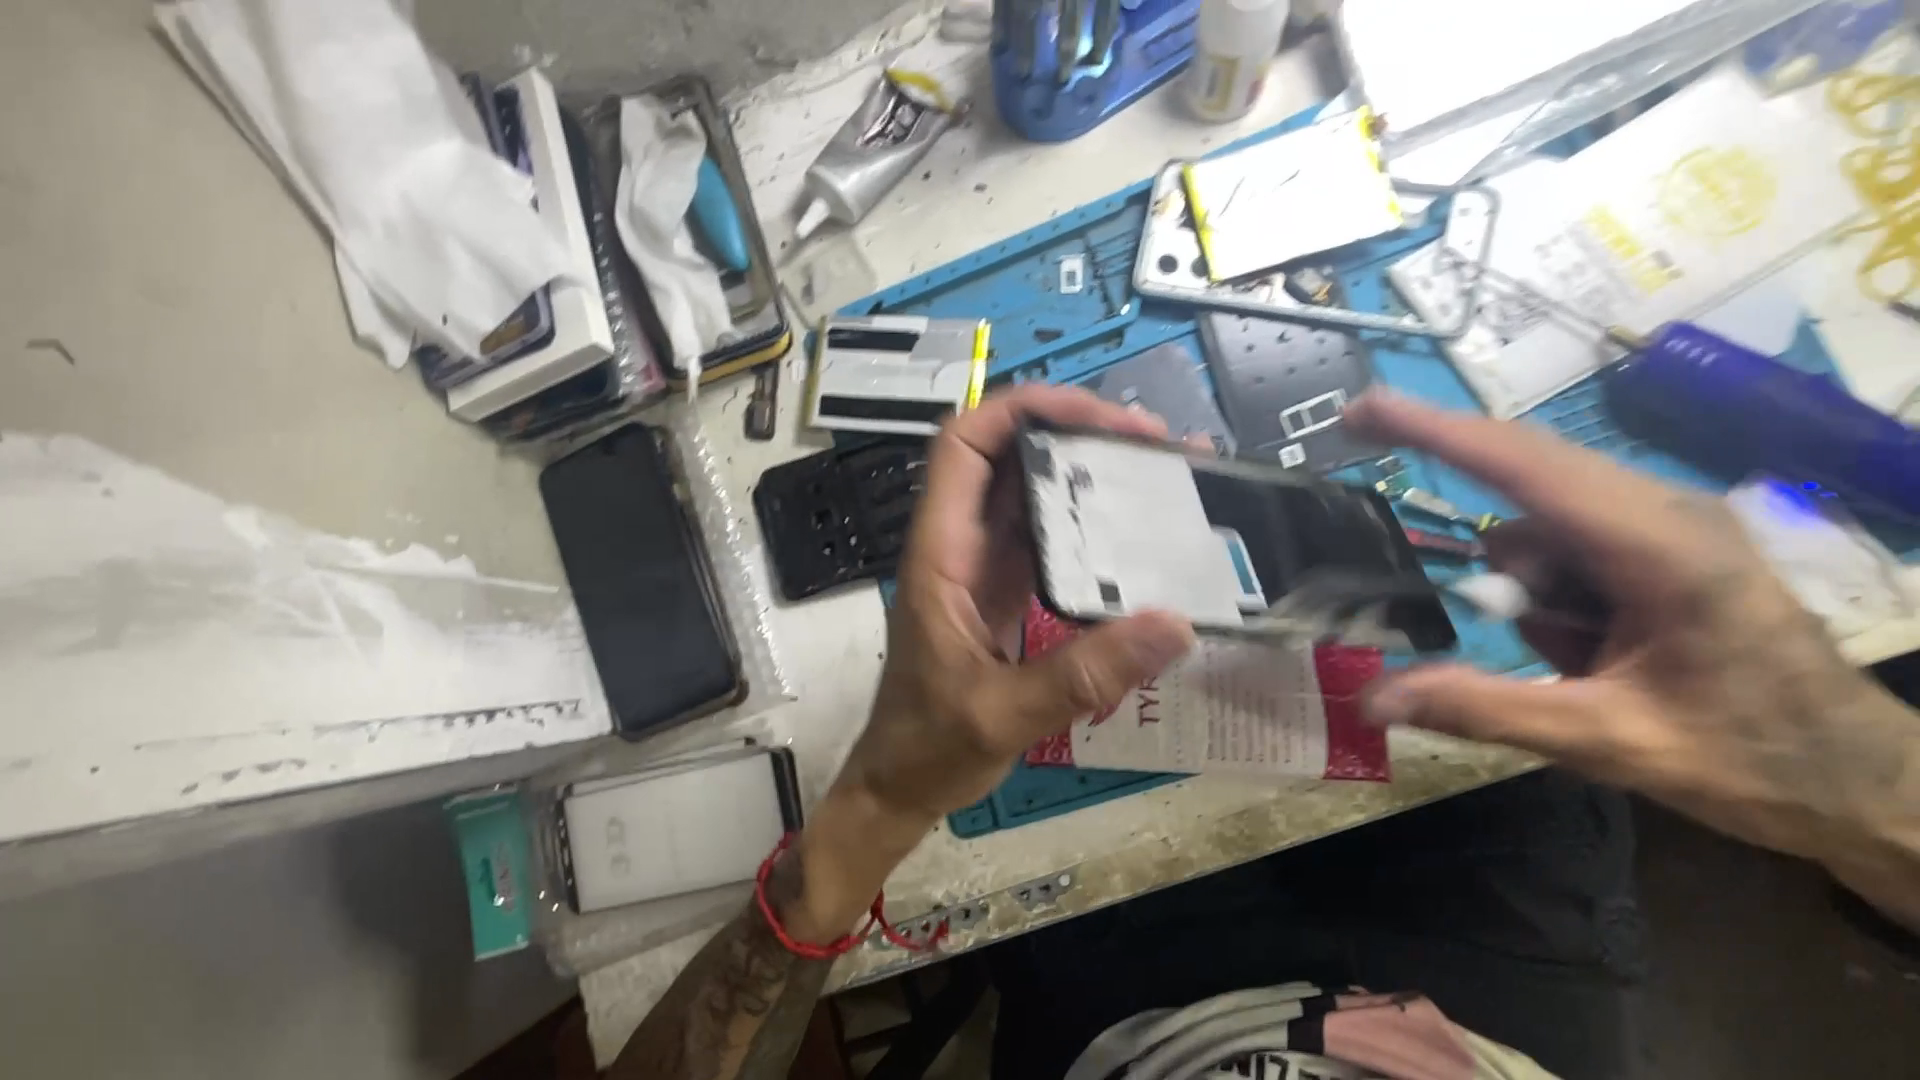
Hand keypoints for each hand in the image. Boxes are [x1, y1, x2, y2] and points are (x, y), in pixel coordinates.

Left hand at [836, 385, 1195, 828]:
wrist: (900, 785)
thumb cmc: (928, 748)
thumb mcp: (1003, 716)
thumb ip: (1083, 674)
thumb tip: (1175, 625)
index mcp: (941, 554)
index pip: (964, 446)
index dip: (1022, 409)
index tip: (1098, 415)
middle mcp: (959, 546)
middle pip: (1005, 456)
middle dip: (1072, 432)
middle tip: (1152, 443)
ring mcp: (980, 566)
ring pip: (1028, 492)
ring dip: (1084, 471)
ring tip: (1157, 471)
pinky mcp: (1001, 591)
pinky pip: (1045, 537)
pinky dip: (1087, 522)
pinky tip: (1136, 530)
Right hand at [1346, 390, 1919, 917]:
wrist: (1862, 780)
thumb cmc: (1750, 759)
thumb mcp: (1604, 742)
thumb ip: (1480, 709)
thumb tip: (1371, 697)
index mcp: (1658, 544)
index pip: (1522, 463)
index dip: (1432, 429)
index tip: (1359, 410)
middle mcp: (1660, 510)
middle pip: (1523, 494)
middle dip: (1506, 571)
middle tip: (1542, 643)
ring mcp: (1662, 521)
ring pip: (1536, 530)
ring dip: (1533, 597)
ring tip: (1591, 665)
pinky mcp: (1658, 539)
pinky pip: (1562, 547)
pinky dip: (1553, 597)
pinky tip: (1600, 647)